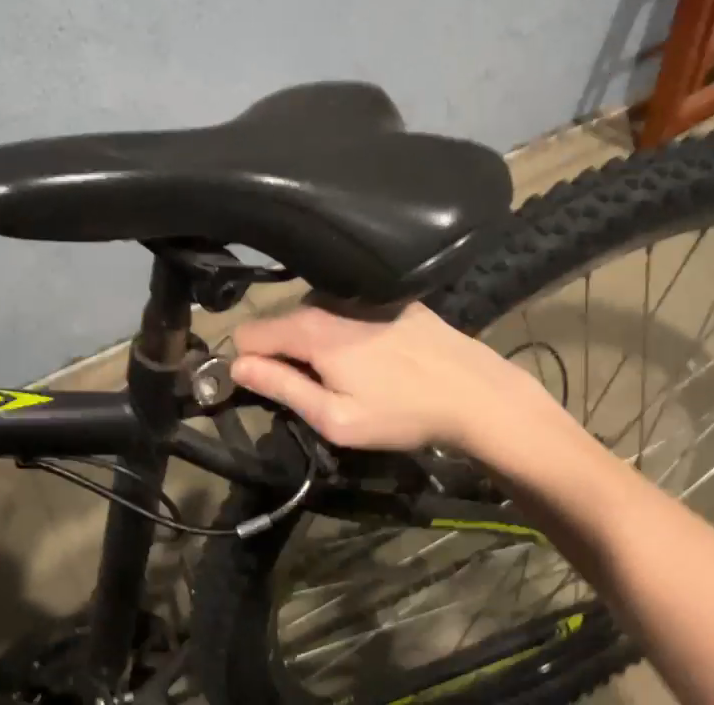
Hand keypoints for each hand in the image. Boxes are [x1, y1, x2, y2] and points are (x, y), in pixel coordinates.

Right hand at [229, 301, 587, 476]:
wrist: (476, 394)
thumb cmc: (402, 413)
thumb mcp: (336, 418)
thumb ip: (281, 388)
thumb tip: (236, 367)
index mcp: (310, 329)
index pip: (247, 334)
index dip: (250, 364)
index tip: (270, 390)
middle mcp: (327, 301)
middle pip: (279, 324)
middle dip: (283, 355)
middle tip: (316, 393)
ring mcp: (358, 296)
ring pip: (310, 318)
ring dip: (315, 345)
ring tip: (350, 378)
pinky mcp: (386, 297)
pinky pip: (343, 312)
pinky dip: (344, 332)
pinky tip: (375, 359)